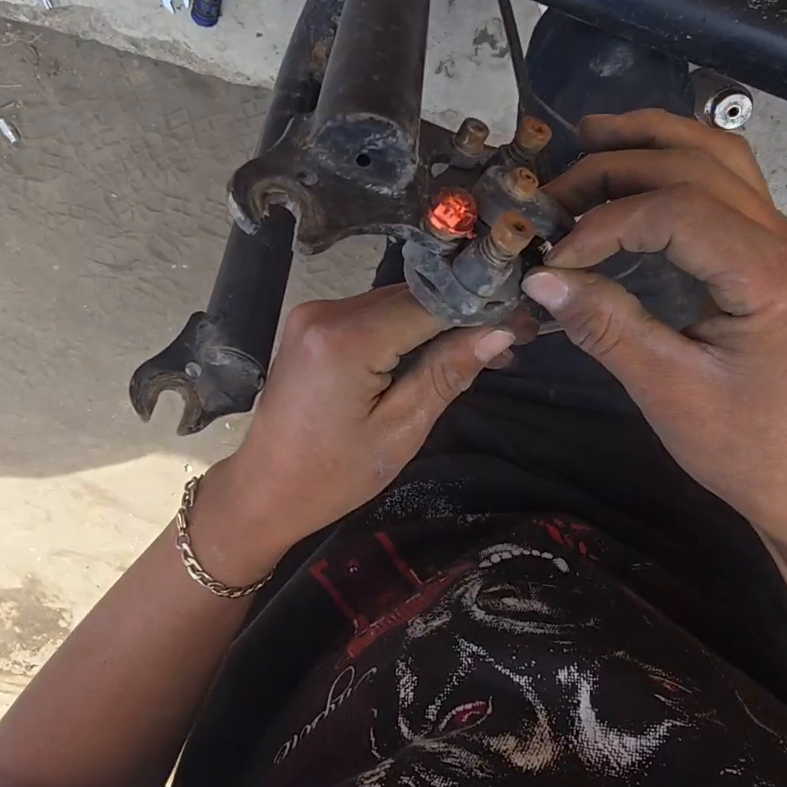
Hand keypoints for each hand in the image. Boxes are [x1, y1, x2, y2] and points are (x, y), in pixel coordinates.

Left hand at [192, 286, 523, 578]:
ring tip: (482, 345)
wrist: (264, 490)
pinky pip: (369, 314)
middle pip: (410, 295)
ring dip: (434, 319)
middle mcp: (325, 311)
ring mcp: (312, 313)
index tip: (523, 319)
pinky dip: (403, 327)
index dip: (480, 305)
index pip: (431, 300)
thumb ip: (447, 372)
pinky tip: (435, 347)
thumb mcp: (400, 430)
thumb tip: (501, 331)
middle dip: (461, 311)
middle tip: (512, 336)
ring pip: (392, 301)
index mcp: (346, 338)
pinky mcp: (309, 324)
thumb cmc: (331, 476)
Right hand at [523, 110, 786, 542]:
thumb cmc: (746, 449)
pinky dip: (679, 167)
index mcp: (775, 277)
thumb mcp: (667, 391)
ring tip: (592, 136)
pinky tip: (640, 168)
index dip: (604, 222)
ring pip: (723, 159)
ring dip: (654, 142)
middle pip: (699, 167)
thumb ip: (604, 324)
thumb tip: (539, 276)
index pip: (678, 210)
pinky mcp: (784, 254)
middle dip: (616, 168)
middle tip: (552, 194)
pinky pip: (732, 187)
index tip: (553, 258)